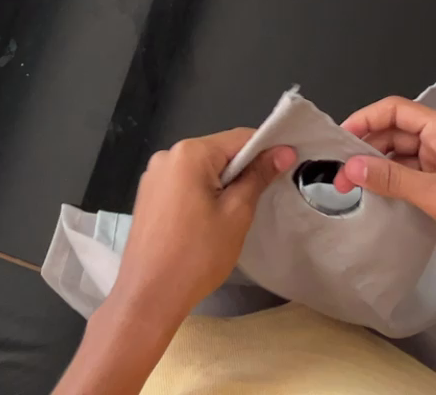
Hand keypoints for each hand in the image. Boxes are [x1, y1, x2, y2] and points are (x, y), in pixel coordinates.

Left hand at [111, 128, 295, 321]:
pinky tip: (206, 222)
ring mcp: (154, 175)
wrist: (148, 297)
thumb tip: (283, 152)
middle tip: (260, 199)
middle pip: (218, 152)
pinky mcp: (148, 195)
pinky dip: (201, 194)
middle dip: (242, 170)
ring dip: (221, 184)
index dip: (266, 149)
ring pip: (200, 169)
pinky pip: (183, 183)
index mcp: (189, 153)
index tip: (288, 164)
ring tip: (233, 215)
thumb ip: (258, 177)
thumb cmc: (197, 255)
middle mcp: (168, 155)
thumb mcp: (236, 214)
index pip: (238, 138)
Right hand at [338, 97, 435, 297]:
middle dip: (367, 146)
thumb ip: (394, 180)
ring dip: (379, 166)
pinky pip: (414, 176)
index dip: (365, 118)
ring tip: (351, 185)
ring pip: (404, 155)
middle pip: (397, 131)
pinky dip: (395, 183)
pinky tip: (378, 197)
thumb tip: (351, 166)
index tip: (338, 139)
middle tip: (339, 170)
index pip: (396, 110)